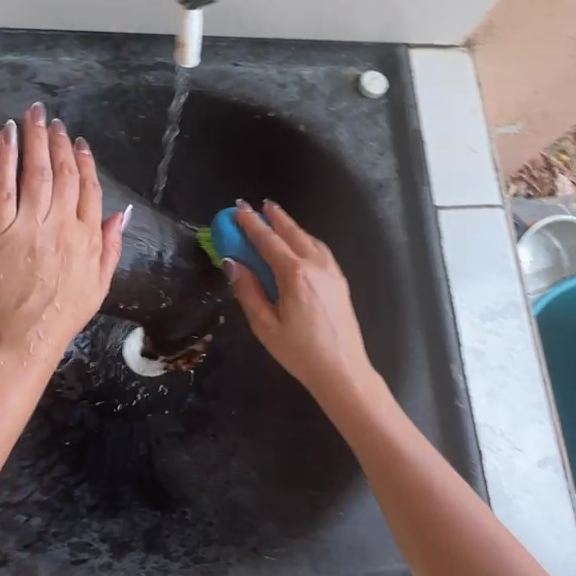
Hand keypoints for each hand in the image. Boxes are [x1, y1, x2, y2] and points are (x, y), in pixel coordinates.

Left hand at [0, 104, 127, 367]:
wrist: (22, 337)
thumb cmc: (62, 316)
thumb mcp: (100, 284)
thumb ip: (111, 246)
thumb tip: (124, 212)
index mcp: (89, 237)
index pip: (90, 188)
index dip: (85, 161)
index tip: (78, 142)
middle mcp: (63, 223)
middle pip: (64, 172)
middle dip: (58, 141)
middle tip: (51, 119)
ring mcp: (31, 223)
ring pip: (37, 171)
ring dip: (35, 138)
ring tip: (33, 115)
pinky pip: (4, 184)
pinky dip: (6, 156)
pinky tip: (6, 134)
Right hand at [227, 200, 375, 397]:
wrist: (343, 370)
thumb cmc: (300, 352)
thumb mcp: (265, 325)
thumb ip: (248, 291)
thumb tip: (233, 264)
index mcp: (294, 274)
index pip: (268, 240)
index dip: (251, 224)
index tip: (238, 210)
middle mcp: (316, 265)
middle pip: (291, 232)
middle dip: (273, 217)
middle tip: (257, 205)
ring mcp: (332, 271)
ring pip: (308, 239)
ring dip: (290, 226)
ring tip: (275, 218)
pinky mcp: (340, 281)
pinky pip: (320, 250)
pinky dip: (305, 239)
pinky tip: (299, 243)